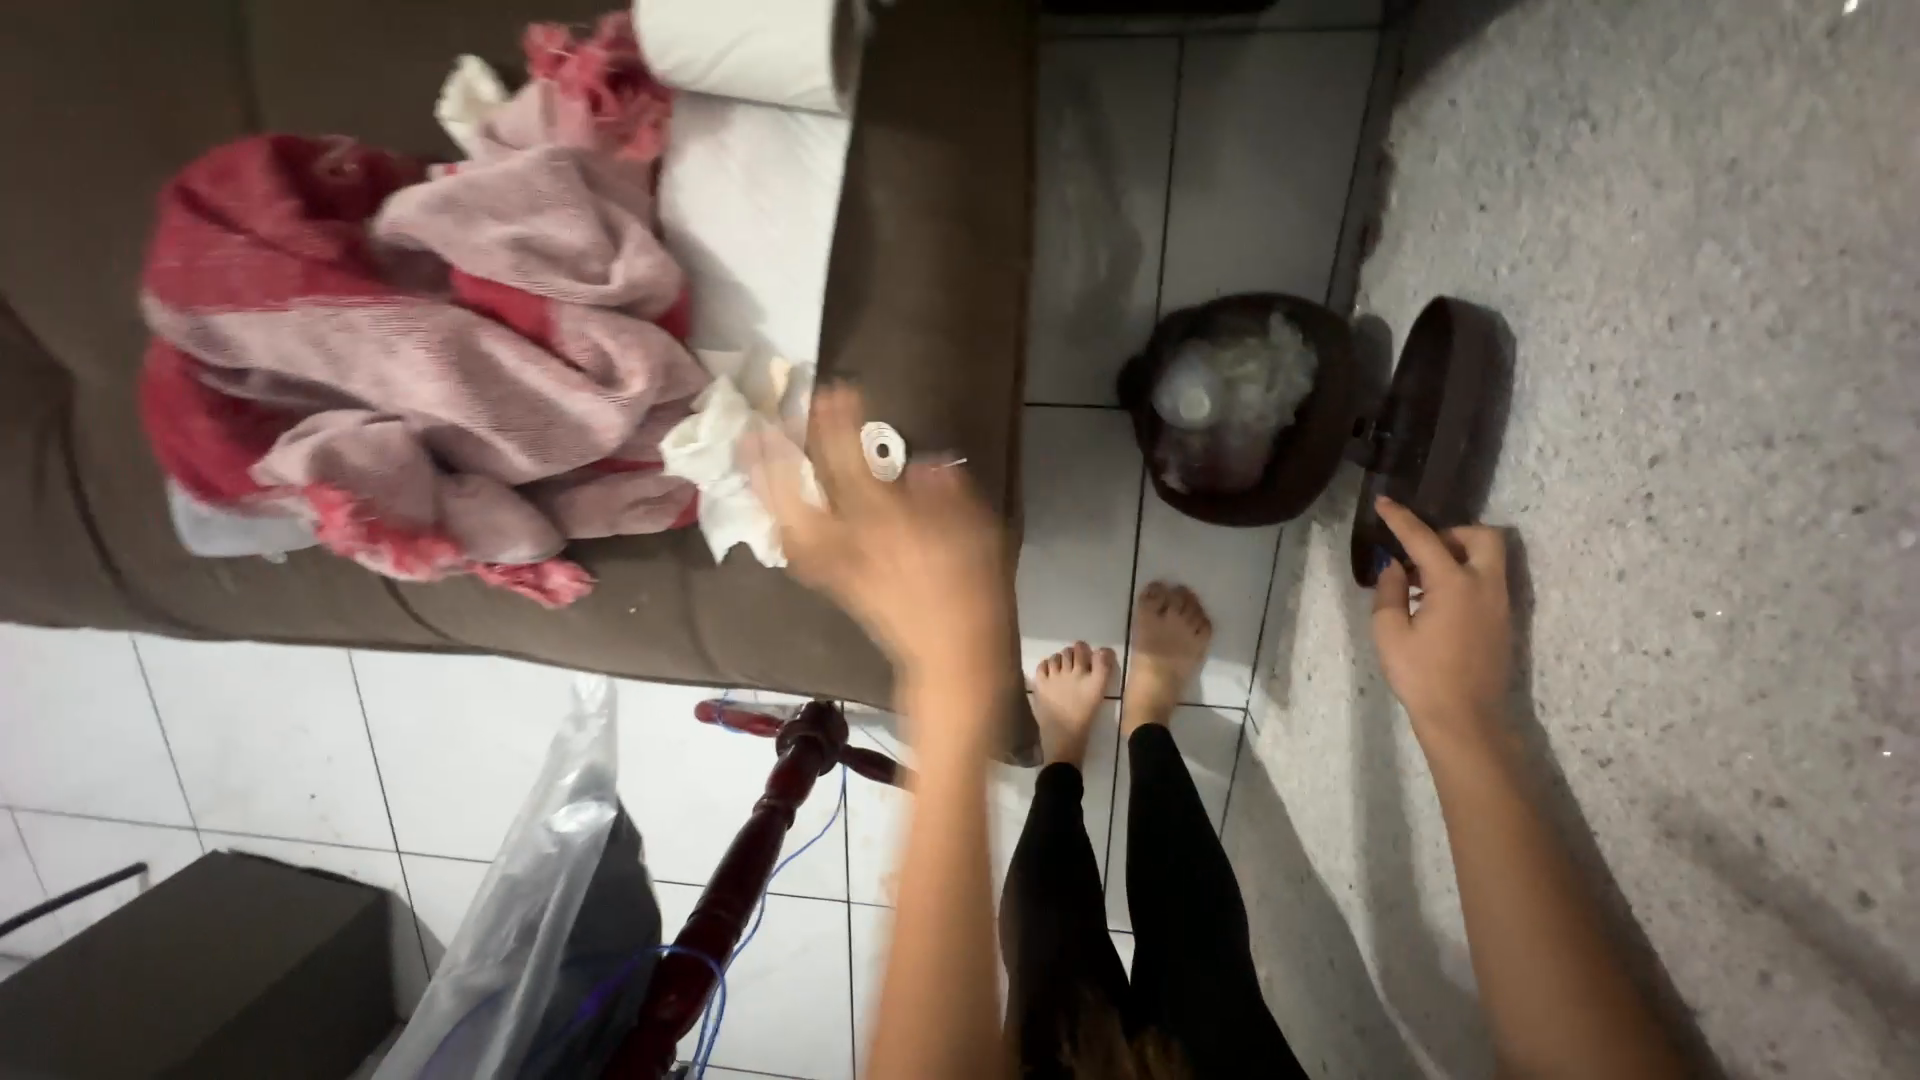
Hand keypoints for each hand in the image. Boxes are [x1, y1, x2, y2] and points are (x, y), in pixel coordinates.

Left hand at [749, 385, 1012, 690]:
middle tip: (764, 423)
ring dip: (767, 489)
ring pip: (789, 522)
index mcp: (886, 520)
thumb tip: (925, 464)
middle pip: (798, 494)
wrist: (954, 658)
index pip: (849, 461)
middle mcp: (851, 540)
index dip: (837, 423)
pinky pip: (802, 554)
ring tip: (756, 458)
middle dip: (777, 457)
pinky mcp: (840, 586)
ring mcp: (840, 566)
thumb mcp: (979, 533)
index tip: (833, 390)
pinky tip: (780, 512)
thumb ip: (948, 495)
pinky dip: (785, 527)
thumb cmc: (975, 593)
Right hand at [1370, 496, 1512, 752]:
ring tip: (1421, 581)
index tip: (1384, 503)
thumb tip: (1395, 568)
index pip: (1425, 539)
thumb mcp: (1388, 633)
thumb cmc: (1421, 675)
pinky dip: (1464, 576)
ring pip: (1490, 558)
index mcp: (1454, 585)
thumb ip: (1389, 592)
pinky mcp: (1503, 620)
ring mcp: (1500, 603)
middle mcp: (1485, 586)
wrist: (1465, 717)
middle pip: (1482, 536)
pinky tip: (1435, 603)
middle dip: (1452, 533)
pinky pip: (1488, 581)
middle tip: (1421, 552)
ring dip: (1458, 556)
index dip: (1401, 519)